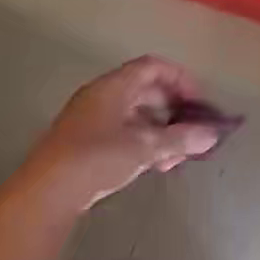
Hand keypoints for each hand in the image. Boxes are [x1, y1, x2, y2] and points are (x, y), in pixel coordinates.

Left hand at [0, 56, 226, 229]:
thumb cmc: (96, 159)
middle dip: (175, 110)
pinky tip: (156, 165)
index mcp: (114, 87)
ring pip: (138, 114)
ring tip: (176, 158)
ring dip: (162, 131)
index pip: (153, 67)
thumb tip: (212, 134)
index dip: (181, 80)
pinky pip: (125, 132)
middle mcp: (102, 96)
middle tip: (193, 132)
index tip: (199, 105)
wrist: (47, 192)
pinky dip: (146, 143)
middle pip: (147, 90)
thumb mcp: (145, 147)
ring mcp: (93, 119)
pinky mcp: (87, 141)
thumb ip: (181, 138)